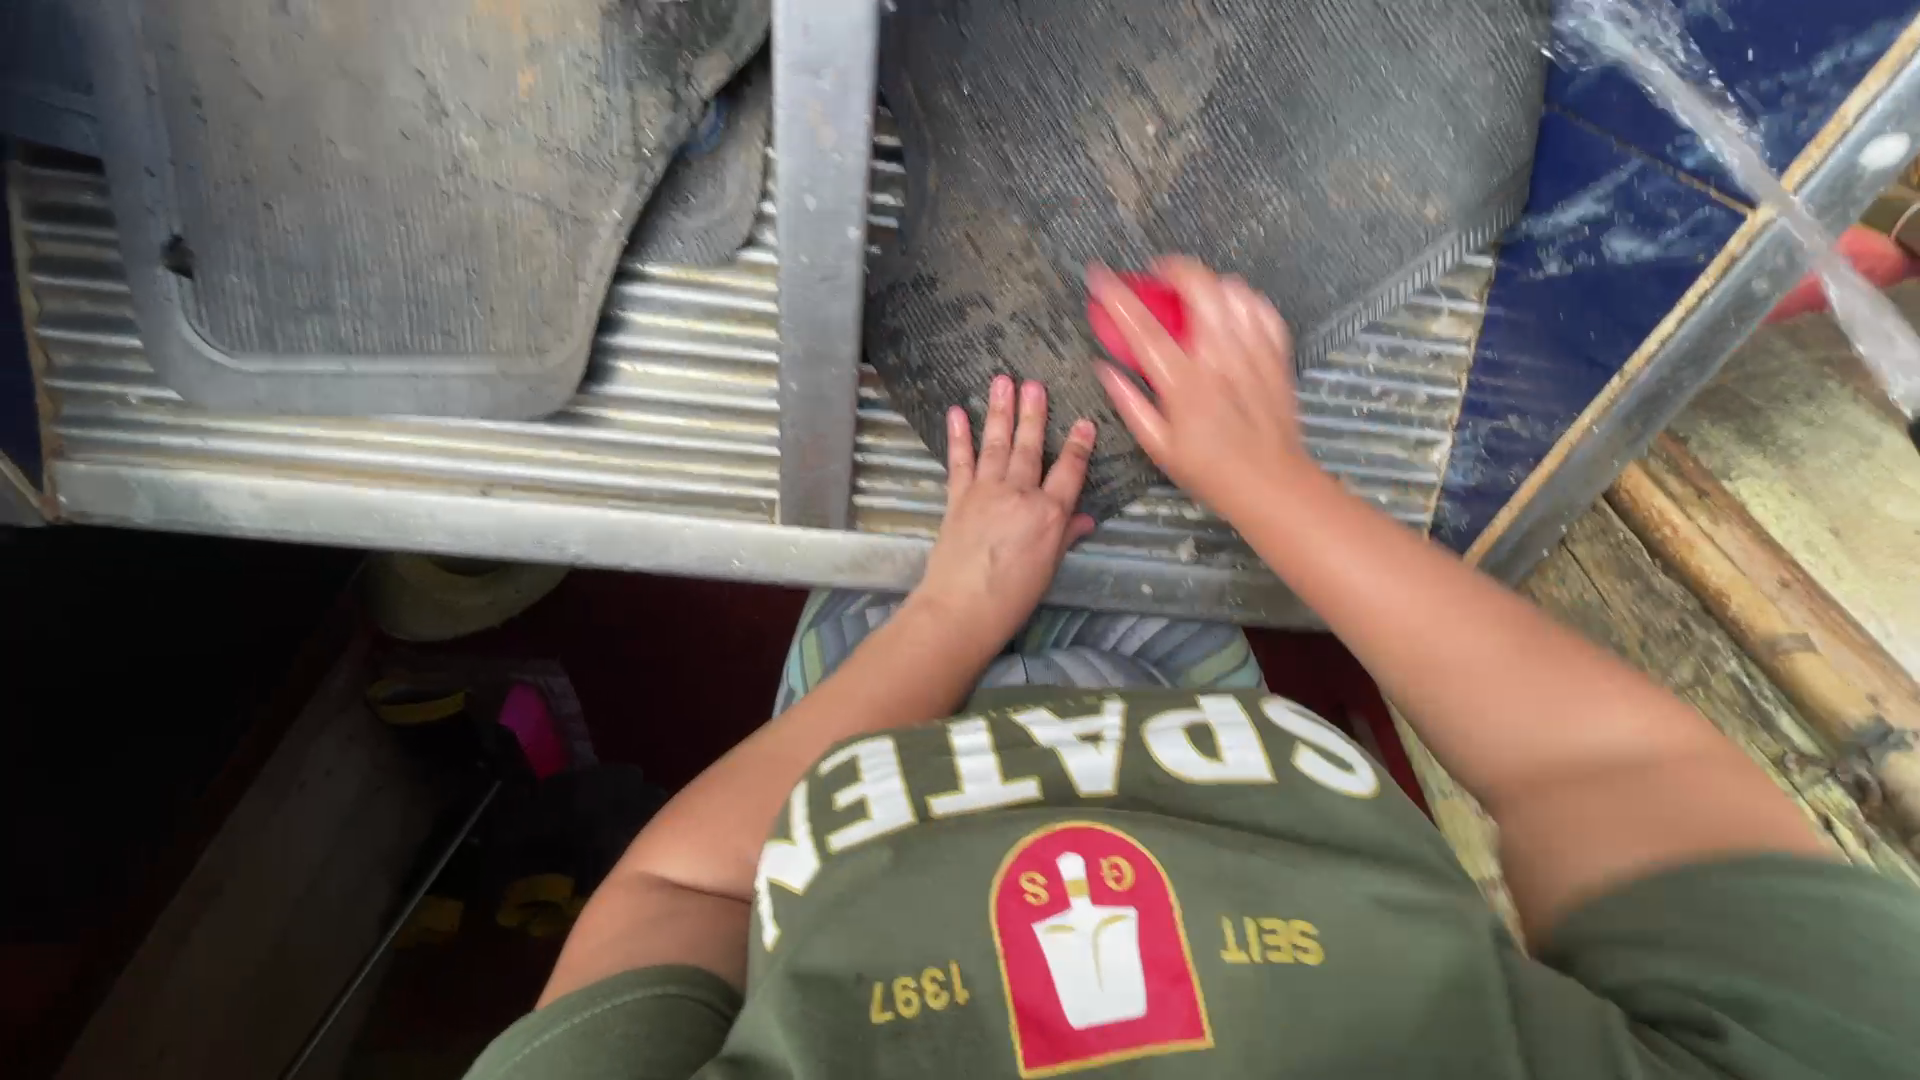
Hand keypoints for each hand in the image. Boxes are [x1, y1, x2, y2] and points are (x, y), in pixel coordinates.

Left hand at [912, 375, 1096, 652]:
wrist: (962, 608)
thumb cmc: (1012, 597)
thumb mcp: (1049, 568)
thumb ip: (1065, 537)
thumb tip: (1085, 520)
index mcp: (1049, 514)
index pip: (1070, 472)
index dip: (1079, 446)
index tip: (1085, 423)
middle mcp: (1019, 494)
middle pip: (1030, 448)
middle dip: (1034, 414)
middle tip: (1035, 384)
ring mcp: (986, 492)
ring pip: (997, 445)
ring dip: (1000, 412)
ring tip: (1002, 382)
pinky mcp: (957, 498)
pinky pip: (959, 462)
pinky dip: (958, 437)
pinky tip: (957, 413)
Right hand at [1087, 257, 1314, 519]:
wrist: (1270, 483)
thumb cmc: (1211, 470)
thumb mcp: (1157, 445)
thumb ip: (1130, 402)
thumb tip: (1106, 369)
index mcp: (1184, 382)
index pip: (1143, 326)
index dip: (1117, 296)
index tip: (1100, 277)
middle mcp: (1220, 358)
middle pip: (1198, 288)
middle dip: (1172, 269)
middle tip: (1155, 276)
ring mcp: (1252, 352)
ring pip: (1232, 290)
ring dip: (1206, 284)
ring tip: (1191, 295)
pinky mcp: (1276, 355)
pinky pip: (1261, 309)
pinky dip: (1243, 300)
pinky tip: (1230, 310)